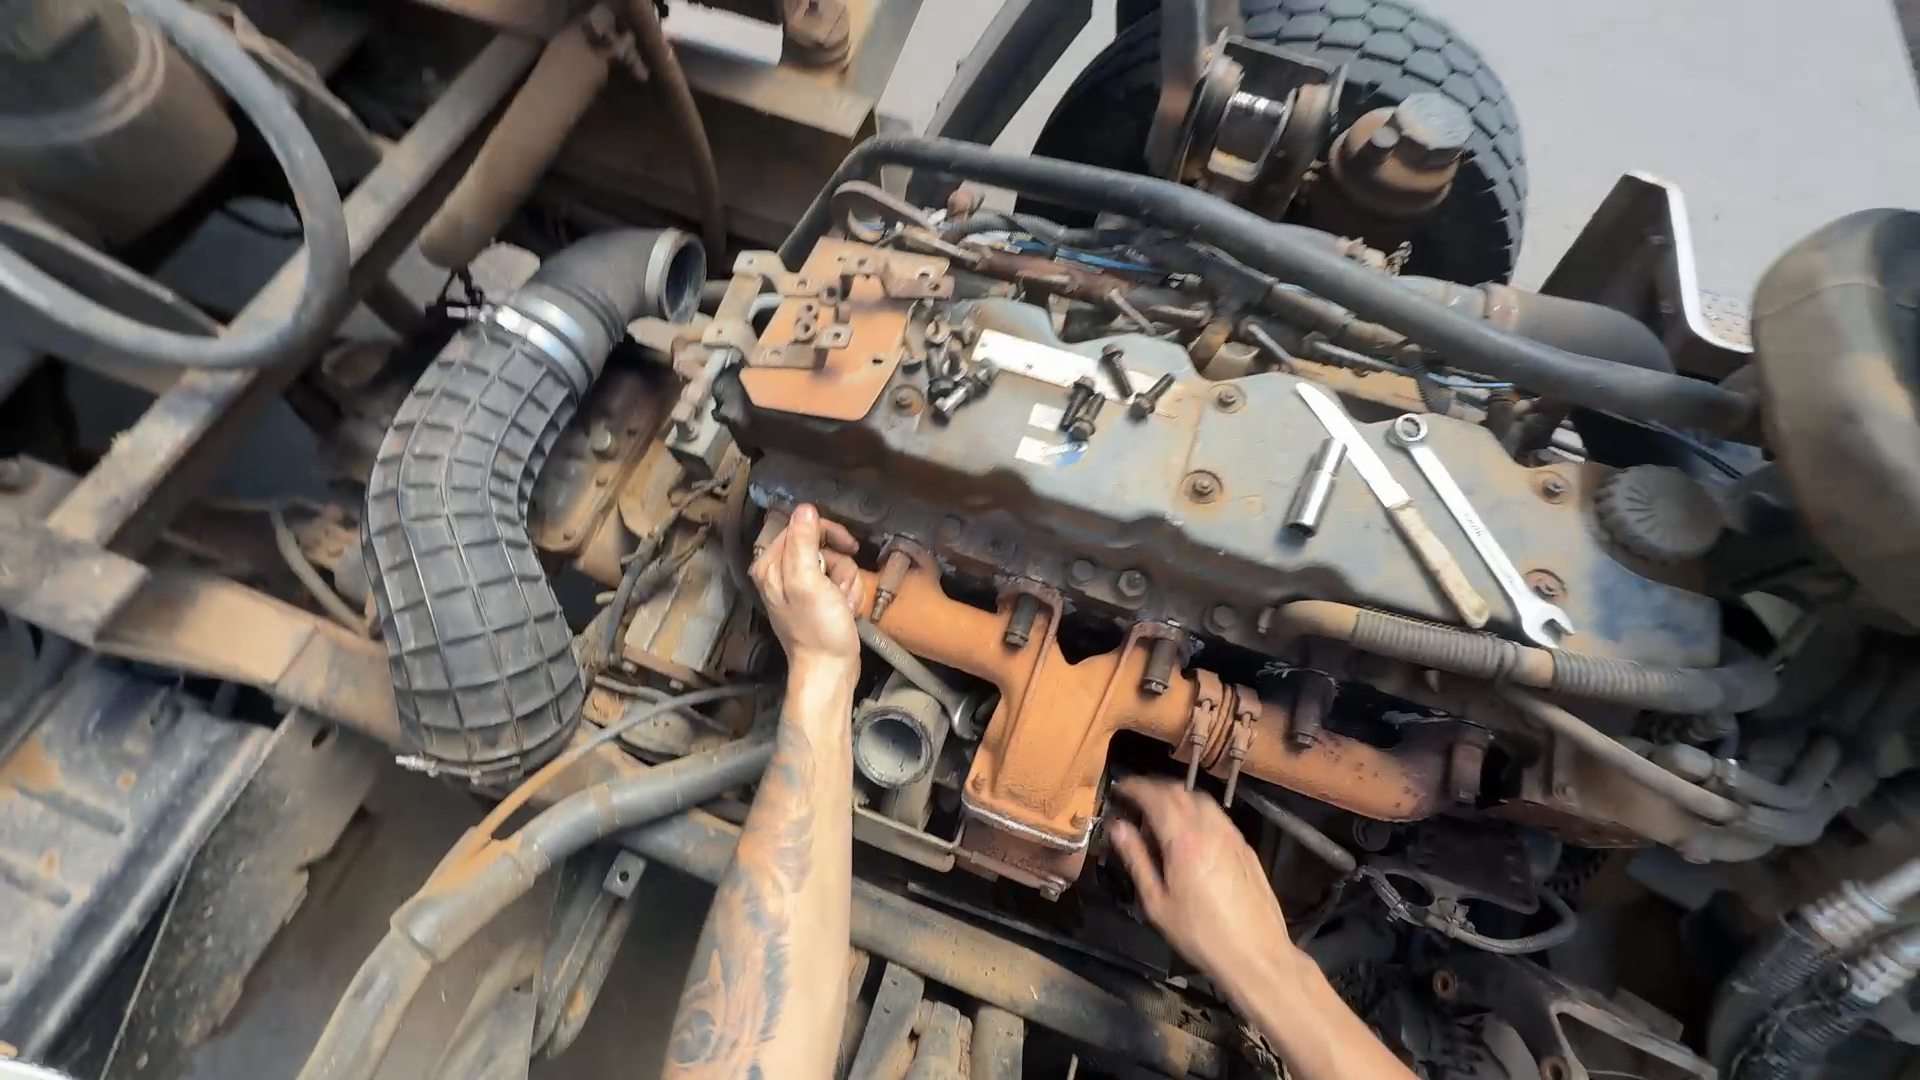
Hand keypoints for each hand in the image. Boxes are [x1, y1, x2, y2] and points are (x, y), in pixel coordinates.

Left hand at [750, 504, 860, 673]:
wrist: (830, 670)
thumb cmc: (818, 629)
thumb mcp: (809, 582)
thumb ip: (804, 543)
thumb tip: (806, 508)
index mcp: (770, 564)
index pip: (801, 526)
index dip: (828, 534)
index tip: (848, 547)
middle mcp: (781, 572)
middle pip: (821, 544)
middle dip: (840, 565)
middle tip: (840, 587)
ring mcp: (800, 587)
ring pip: (835, 562)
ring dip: (846, 581)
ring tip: (843, 604)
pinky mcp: (818, 599)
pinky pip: (839, 580)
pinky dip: (847, 593)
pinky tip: (846, 609)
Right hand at [1108, 778, 1295, 992]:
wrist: (1257, 956)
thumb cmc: (1201, 934)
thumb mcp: (1157, 903)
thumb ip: (1136, 859)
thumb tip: (1118, 828)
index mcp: (1183, 839)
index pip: (1154, 796)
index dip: (1133, 787)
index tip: (1119, 789)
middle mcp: (1208, 827)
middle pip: (1178, 791)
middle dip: (1153, 788)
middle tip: (1135, 798)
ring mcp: (1230, 834)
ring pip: (1199, 798)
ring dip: (1176, 796)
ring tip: (1160, 810)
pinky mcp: (1244, 845)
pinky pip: (1216, 813)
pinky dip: (1196, 809)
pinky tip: (1190, 829)